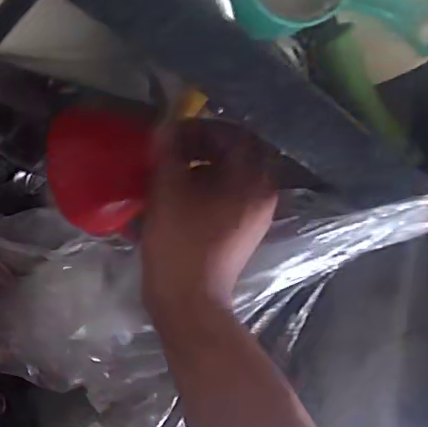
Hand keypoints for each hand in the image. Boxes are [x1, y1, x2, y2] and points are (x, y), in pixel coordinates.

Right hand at [140, 118, 276, 319]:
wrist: (188, 301)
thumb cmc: (179, 244)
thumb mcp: (168, 193)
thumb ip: (168, 154)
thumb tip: (166, 126)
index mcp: (252, 181)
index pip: (237, 136)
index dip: (204, 127)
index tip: (173, 131)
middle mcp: (261, 195)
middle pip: (235, 156)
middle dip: (201, 147)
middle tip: (168, 150)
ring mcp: (252, 217)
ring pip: (228, 179)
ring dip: (199, 169)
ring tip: (166, 173)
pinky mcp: (238, 234)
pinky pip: (223, 199)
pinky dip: (201, 190)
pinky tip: (173, 199)